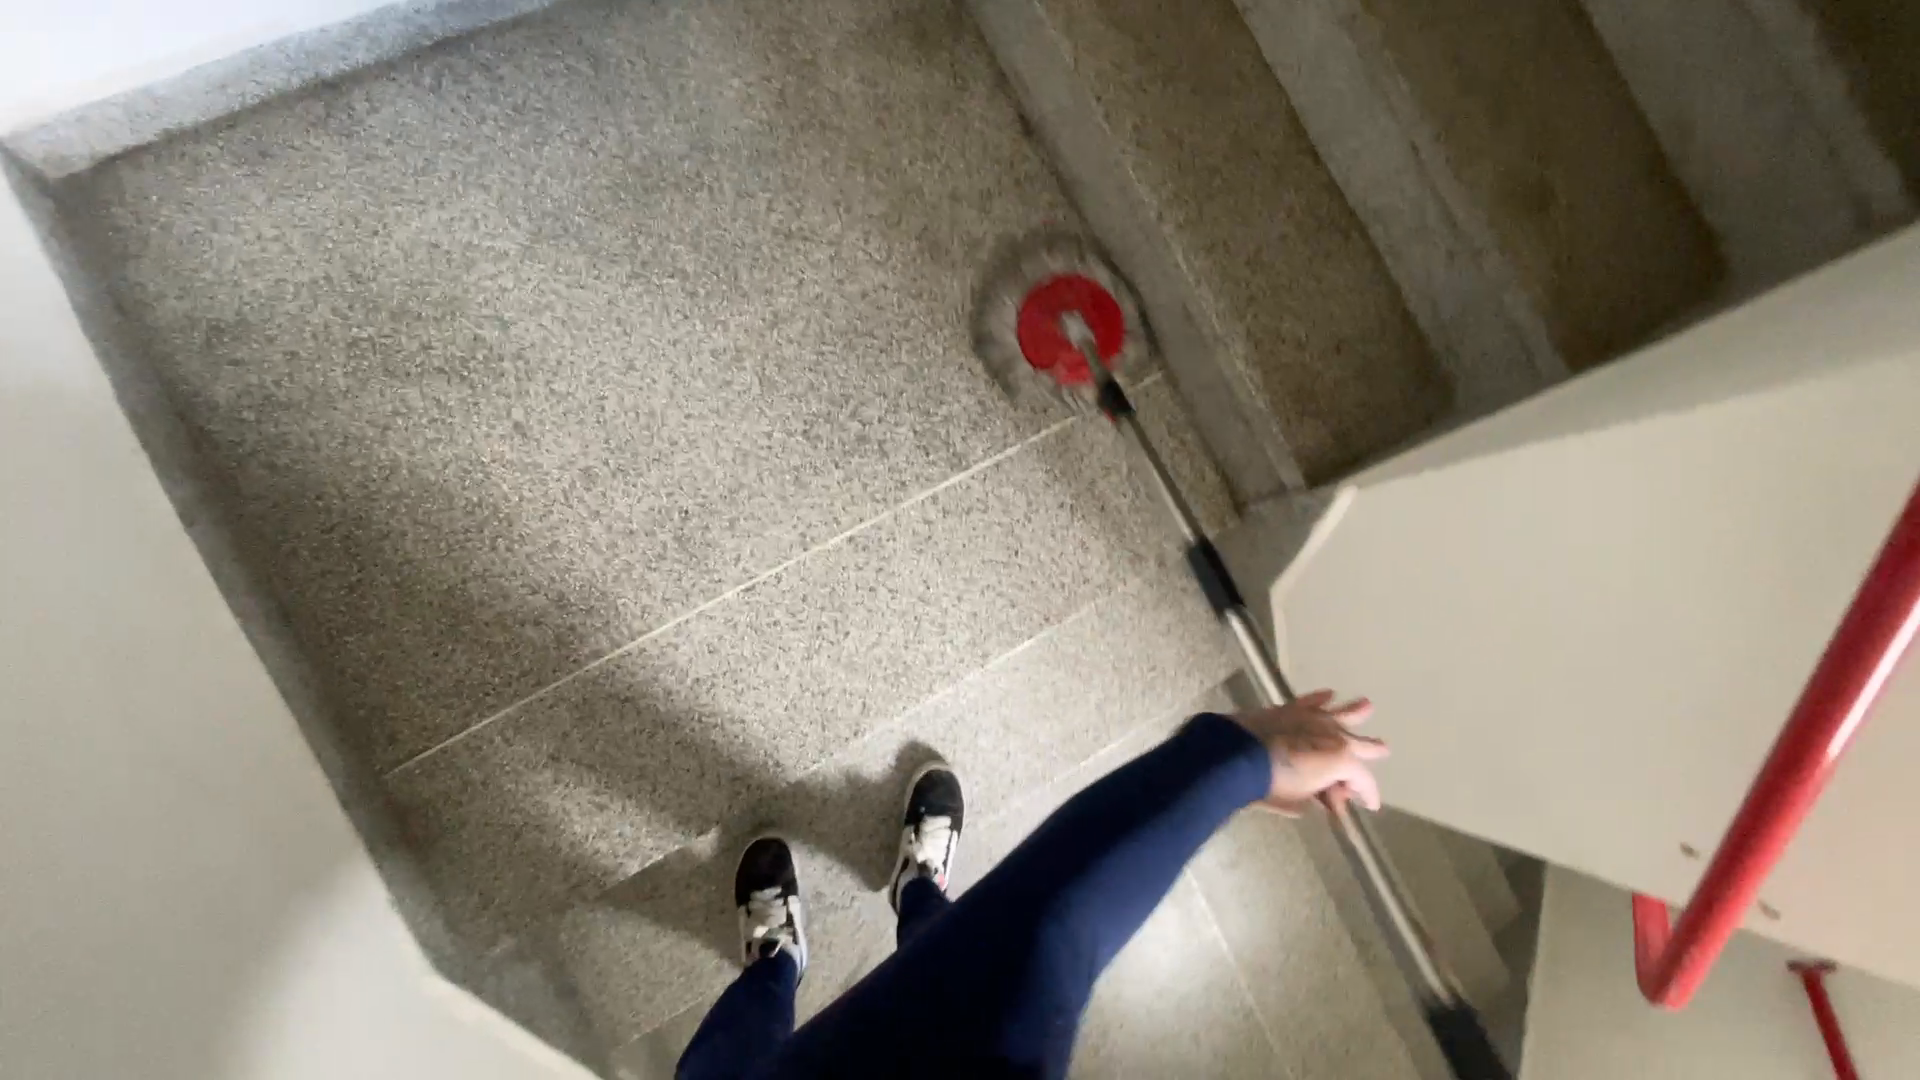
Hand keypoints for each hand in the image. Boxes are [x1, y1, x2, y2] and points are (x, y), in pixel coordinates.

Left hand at [1233, 689, 1388, 815]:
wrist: (1236, 755)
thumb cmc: (1270, 784)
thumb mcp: (1300, 801)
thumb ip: (1317, 799)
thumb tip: (1322, 798)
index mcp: (1342, 760)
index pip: (1362, 781)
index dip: (1368, 794)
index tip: (1370, 804)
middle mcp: (1333, 735)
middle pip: (1358, 744)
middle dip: (1370, 749)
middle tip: (1383, 749)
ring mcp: (1311, 719)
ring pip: (1338, 714)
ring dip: (1353, 711)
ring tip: (1367, 705)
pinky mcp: (1288, 709)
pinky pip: (1308, 702)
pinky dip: (1318, 698)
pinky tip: (1328, 693)